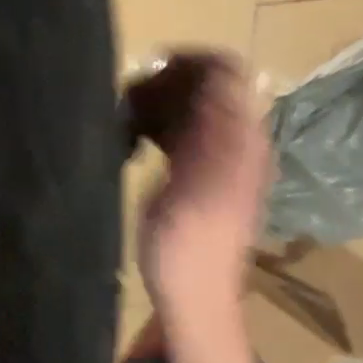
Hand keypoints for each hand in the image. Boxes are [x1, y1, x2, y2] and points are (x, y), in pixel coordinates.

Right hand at [130, 53, 271, 362]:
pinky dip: (153, 125)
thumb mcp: (200, 190)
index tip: (146, 68)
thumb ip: (214, 133)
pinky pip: (177, 130)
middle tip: (125, 97)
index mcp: (241, 143)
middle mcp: (235, 142)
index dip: (191, 61)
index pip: (228, 74)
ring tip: (121, 116)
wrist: (193, 301)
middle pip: (206, 86)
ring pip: (188, 106)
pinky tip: (129, 138)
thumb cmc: (189, 251)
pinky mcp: (197, 173)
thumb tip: (222, 76)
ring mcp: (217, 158)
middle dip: (165, 81)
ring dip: (155, 102)